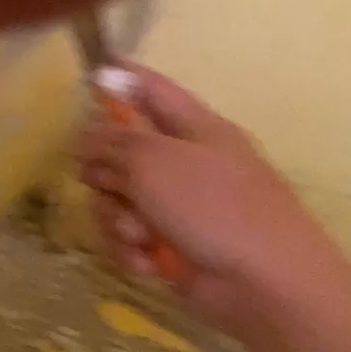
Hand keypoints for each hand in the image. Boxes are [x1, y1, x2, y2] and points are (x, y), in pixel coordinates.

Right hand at [74, 63, 341, 335]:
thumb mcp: (152, 158)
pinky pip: (120, 230)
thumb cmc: (214, 207)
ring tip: (137, 234)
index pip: (153, 90)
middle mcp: (185, 163)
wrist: (264, 286)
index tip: (92, 66)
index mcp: (197, 132)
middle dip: (102, 171)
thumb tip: (86, 140)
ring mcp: (175, 204)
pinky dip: (127, 244)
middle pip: (115, 150)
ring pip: (110, 194)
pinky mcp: (165, 239)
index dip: (123, 76)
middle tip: (110, 183)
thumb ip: (109, 139)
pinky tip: (144, 256)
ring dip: (114, 215)